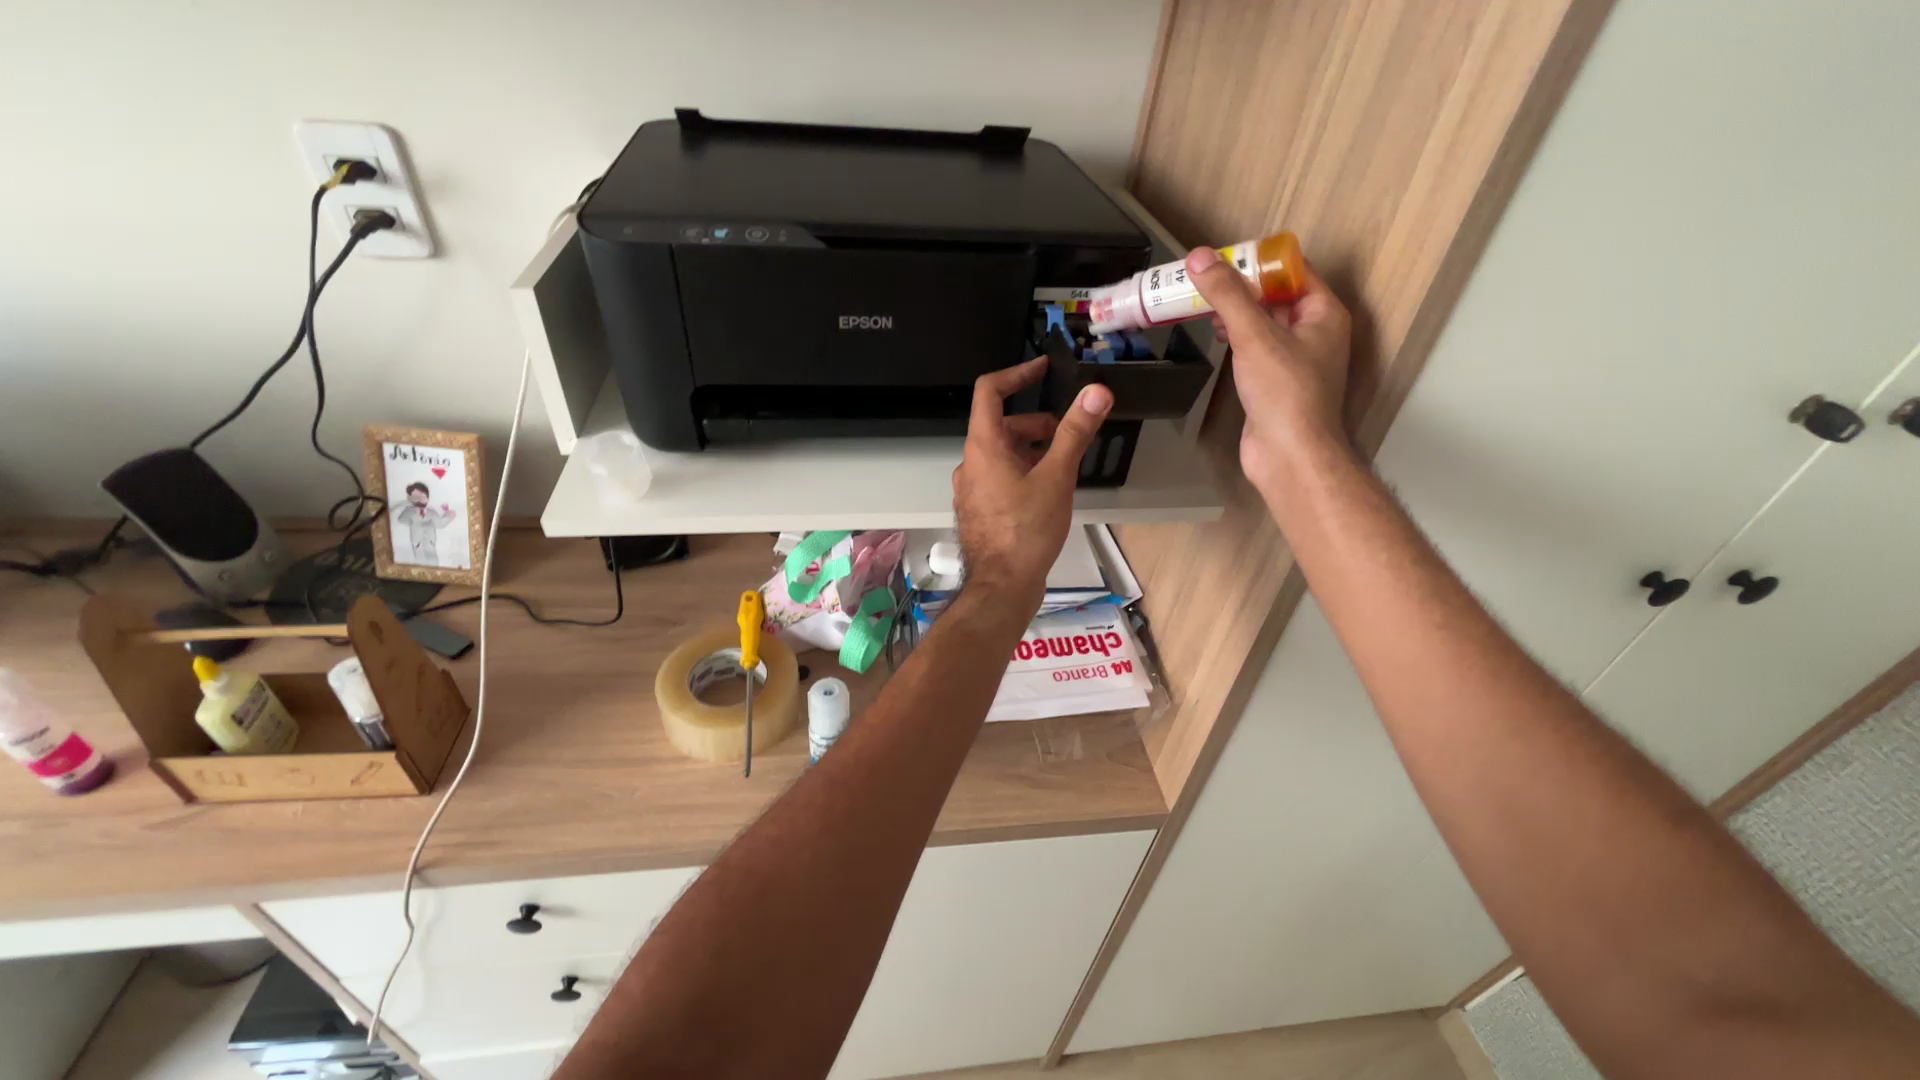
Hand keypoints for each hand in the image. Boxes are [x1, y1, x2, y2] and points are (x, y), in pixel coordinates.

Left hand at [952, 358, 1111, 609]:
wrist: (1002, 586)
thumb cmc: (1026, 531)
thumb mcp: (1057, 477)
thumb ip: (1075, 432)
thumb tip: (1096, 392)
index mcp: (983, 447)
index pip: (990, 391)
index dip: (1017, 373)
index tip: (1043, 369)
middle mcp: (971, 464)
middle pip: (1001, 426)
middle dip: (1036, 423)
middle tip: (1068, 433)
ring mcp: (972, 489)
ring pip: (1002, 454)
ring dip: (1032, 450)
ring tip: (1064, 466)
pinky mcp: (980, 511)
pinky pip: (1000, 478)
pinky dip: (1023, 472)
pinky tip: (1048, 493)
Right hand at [1185, 245, 1353, 489]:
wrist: (1289, 454)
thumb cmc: (1284, 393)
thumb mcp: (1254, 336)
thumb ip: (1227, 295)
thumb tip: (1200, 257)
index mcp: (1323, 313)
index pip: (1293, 270)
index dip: (1259, 260)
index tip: (1223, 257)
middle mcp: (1315, 332)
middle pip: (1276, 294)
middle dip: (1241, 285)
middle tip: (1204, 278)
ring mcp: (1296, 358)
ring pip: (1264, 321)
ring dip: (1236, 311)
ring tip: (1202, 303)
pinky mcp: (1276, 381)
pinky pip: (1256, 346)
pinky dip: (1237, 336)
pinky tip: (1215, 334)